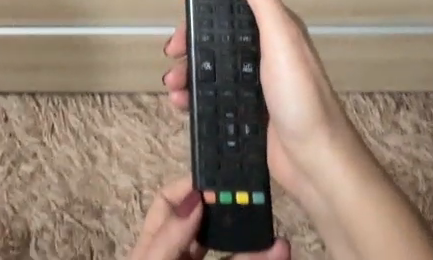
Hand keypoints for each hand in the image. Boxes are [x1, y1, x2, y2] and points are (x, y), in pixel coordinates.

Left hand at [128, 177, 290, 259]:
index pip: (168, 202)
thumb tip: (197, 196)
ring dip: (255, 245)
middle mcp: (178, 254)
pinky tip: (279, 253)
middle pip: (206, 227)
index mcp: (152, 244)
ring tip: (280, 239)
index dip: (192, 188)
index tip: (219, 180)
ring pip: (230, 254)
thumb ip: (172, 234)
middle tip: (256, 200)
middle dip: (232, 213)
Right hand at [162, 0, 353, 202]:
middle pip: (215, 37)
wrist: (316, 161)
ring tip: (173, 84)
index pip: (234, 3)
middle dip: (189, 40)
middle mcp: (261, 53)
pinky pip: (210, 98)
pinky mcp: (243, 112)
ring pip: (209, 68)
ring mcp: (251, 85)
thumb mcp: (281, 38)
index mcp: (273, 29)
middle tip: (172, 50)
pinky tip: (182, 103)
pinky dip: (192, 97)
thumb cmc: (302, 96)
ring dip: (186, 71)